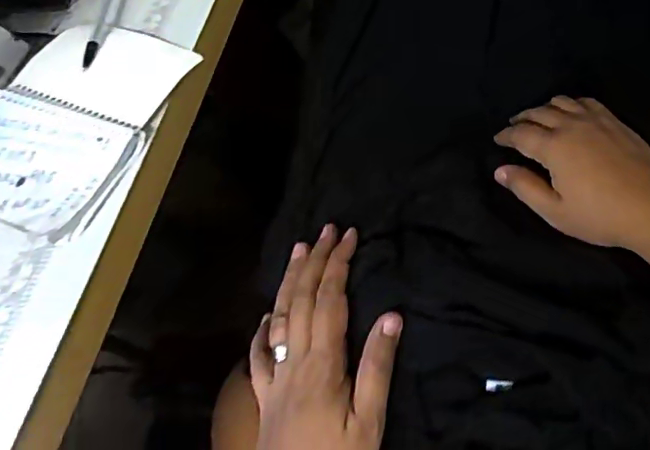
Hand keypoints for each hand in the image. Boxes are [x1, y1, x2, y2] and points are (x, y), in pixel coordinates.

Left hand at [249, 224, 401, 449]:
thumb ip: (377, 367)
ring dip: (290, 283)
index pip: (329, 301)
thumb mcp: (369, 420)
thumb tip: (391, 314)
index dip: (338, 264)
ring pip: (278, 322)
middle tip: (326, 229)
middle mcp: (292, 367)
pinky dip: (262, 330)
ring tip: (298, 252)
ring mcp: (273, 384)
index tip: (350, 235)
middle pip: (301, 303)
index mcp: (321, 366)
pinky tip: (267, 316)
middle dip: (314, 262)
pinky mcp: (264, 403)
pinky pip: (257, 359)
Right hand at [493, 96, 649, 252]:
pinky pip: (587, 102)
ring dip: (546, 107)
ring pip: (564, 102)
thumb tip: (501, 170)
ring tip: (539, 117)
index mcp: (554, 146)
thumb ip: (526, 187)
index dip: (506, 135)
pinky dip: (572, 103)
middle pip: (541, 112)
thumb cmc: (600, 215)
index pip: (522, 134)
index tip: (497, 139)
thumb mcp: (556, 211)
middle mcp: (573, 125)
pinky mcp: (615, 121)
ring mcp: (597, 119)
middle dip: (523, 117)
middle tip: (514, 126)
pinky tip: (573, 112)